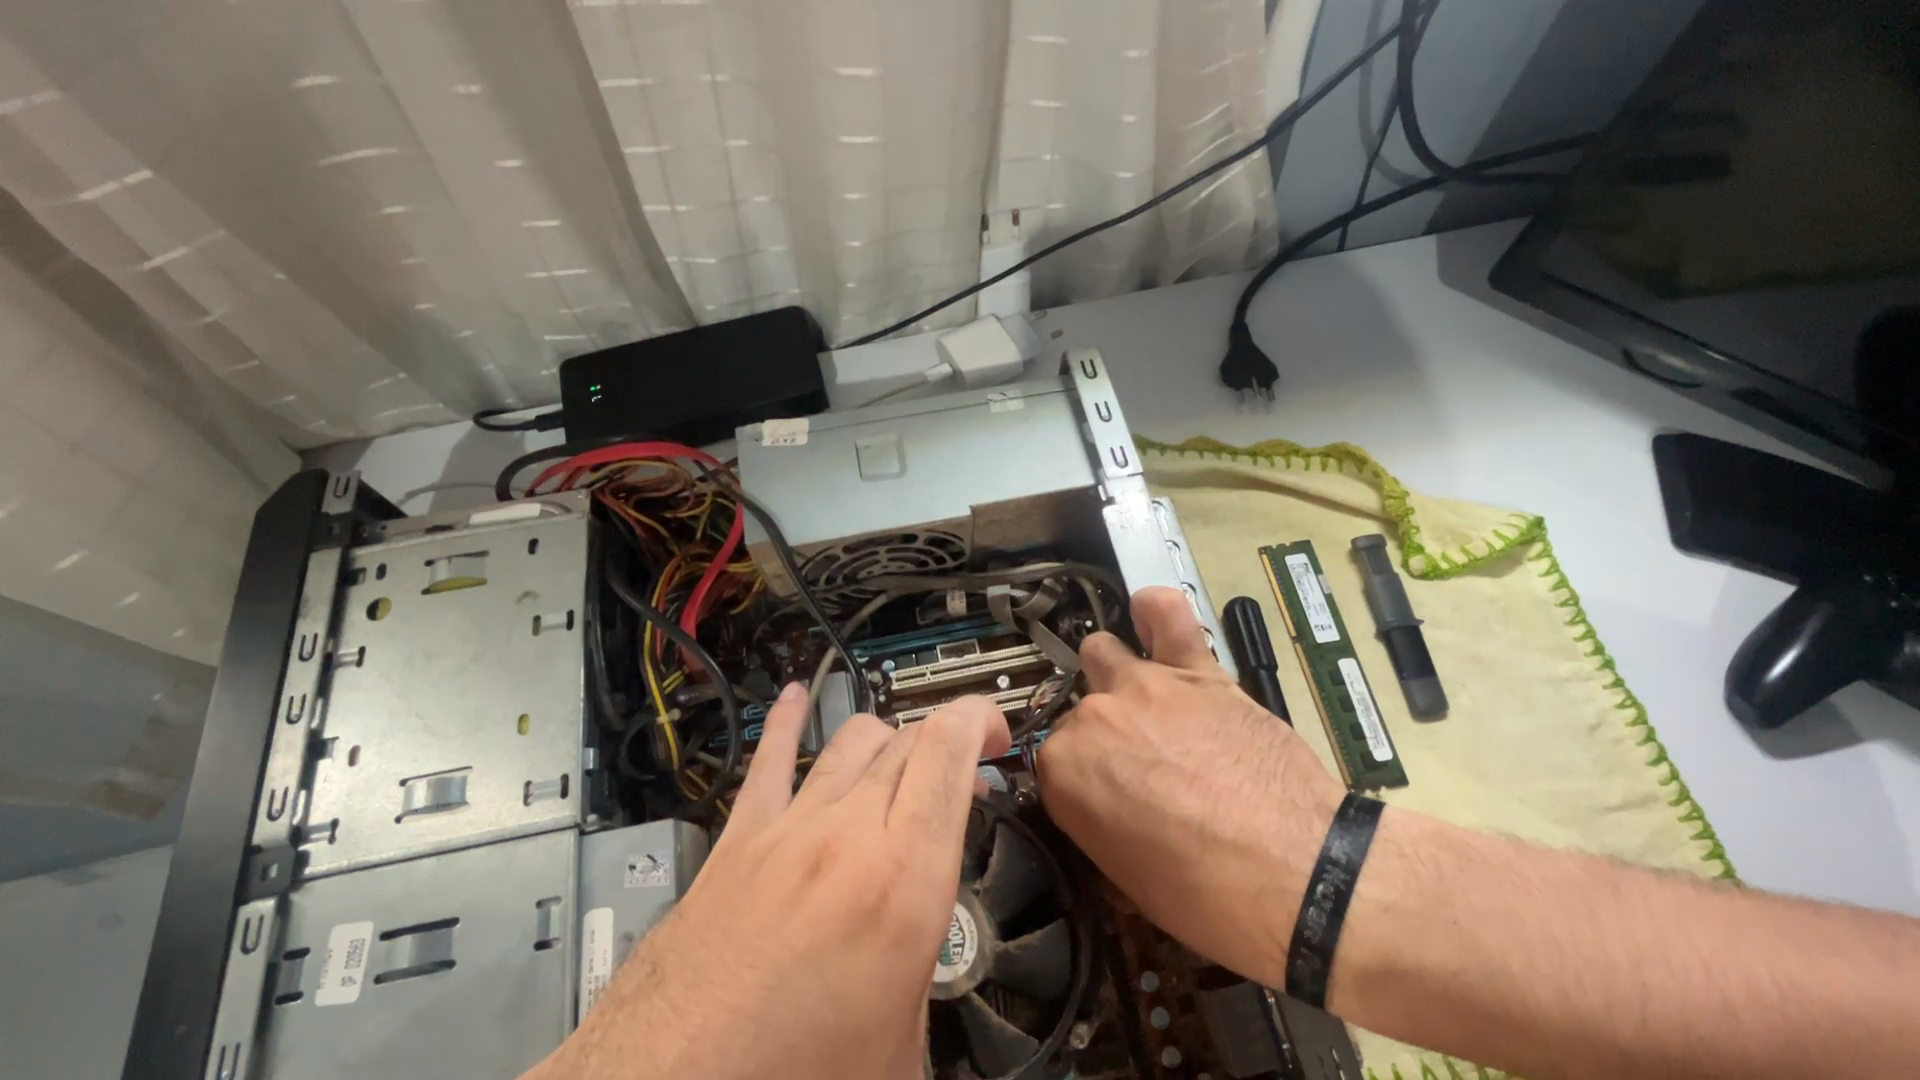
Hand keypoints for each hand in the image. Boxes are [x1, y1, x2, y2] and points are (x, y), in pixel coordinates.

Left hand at [528, 684, 1010, 1079]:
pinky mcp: (740, 839)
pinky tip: (794, 698)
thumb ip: (922, 971)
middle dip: (946, 740)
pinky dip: (787, 722)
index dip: (981, 722)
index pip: (949, 749)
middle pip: (908, 740)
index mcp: (904, 881)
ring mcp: (790, 828)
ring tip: (904, 757)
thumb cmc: (795, 1072)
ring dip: (888, 739)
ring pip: (851, 742)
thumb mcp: (904, 1041)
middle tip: (965, 768)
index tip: (998, 737)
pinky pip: (769, 760)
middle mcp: (848, 834)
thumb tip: (925, 959)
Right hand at [1036, 586, 1344, 987]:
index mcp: (1064, 774)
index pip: (1052, 764)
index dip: (1081, 784)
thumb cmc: (1209, 898)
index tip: (1105, 802)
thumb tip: (1104, 812)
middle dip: (1102, 740)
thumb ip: (1097, 824)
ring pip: (1102, 655)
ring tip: (1145, 702)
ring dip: (1115, 677)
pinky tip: (1152, 619)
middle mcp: (1092, 720)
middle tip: (1140, 771)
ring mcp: (1144, 686)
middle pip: (1078, 712)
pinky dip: (1155, 613)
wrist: (1301, 877)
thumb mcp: (1128, 882)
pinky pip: (1166, 615)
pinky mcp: (1198, 672)